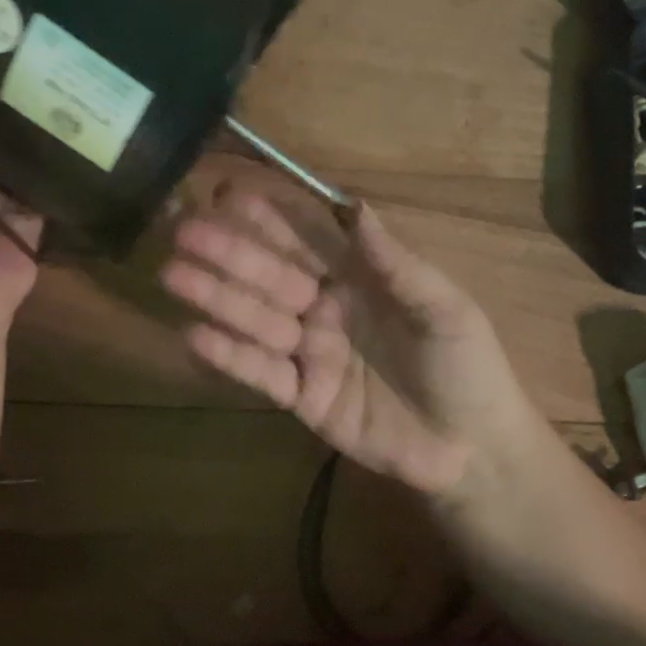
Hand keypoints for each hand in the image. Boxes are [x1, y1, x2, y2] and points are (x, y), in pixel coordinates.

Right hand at [160, 188, 543, 498]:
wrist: (471, 449)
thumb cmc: (468, 369)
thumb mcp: (446, 310)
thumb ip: (398, 264)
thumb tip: (357, 207)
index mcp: (363, 281)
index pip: (309, 241)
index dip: (271, 219)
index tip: (230, 195)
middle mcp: (328, 310)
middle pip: (272, 276)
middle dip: (229, 254)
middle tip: (183, 230)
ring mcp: (311, 354)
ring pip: (258, 320)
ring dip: (216, 297)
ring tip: (173, 275)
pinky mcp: (303, 398)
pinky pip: (261, 374)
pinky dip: (230, 357)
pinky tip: (194, 337)